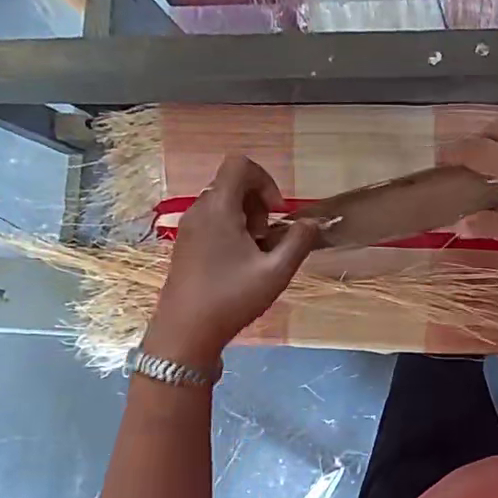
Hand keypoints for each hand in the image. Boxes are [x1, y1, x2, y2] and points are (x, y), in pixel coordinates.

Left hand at [143, 156, 318, 372]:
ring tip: (255, 255)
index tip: (277, 213)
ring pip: (223, 204)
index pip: (240, 164)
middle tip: (266, 239)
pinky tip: (238, 265)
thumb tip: (312, 222)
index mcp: (218, 208)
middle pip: (232, 185)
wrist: (185, 332)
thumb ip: (298, 242)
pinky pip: (212, 222)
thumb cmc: (231, 299)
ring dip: (246, 220)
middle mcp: (199, 210)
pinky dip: (231, 232)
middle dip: (258, 205)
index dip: (265, 180)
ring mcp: (188, 228)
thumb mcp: (275, 273)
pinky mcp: (184, 245)